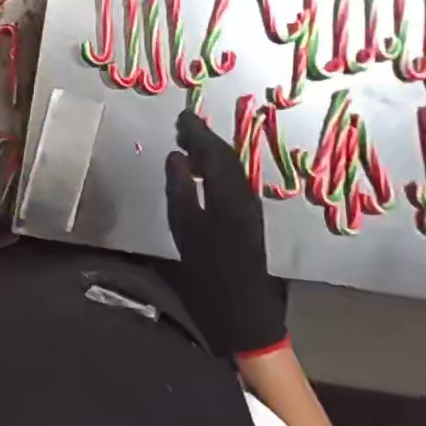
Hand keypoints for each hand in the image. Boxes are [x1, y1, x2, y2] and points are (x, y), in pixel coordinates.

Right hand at [164, 109, 288, 356]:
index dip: (197, 131)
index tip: (181, 116)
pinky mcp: (248, 218)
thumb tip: (176, 156)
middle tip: (183, 125)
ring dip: (212, 153)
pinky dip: (217, 169)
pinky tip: (204, 174)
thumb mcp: (186, 230)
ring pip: (232, 169)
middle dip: (205, 138)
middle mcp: (244, 194)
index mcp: (229, 193)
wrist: (243, 309)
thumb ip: (181, 190)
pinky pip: (233, 181)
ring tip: (190, 145)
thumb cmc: (209, 272)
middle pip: (226, 157)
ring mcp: (249, 206)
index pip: (214, 152)